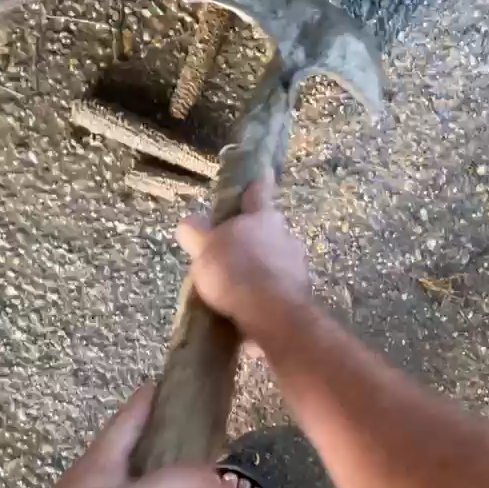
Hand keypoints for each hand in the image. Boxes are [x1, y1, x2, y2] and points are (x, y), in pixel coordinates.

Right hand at [177, 179, 310, 331]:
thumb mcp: (205, 249)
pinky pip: (278, 288)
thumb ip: (197, 233)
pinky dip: (265, 294)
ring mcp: (296, 266)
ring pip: (275, 259)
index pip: (259, 191)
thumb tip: (189, 222)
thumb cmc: (237, 271)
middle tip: (232, 249)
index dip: (257, 183)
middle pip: (268, 229)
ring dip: (260, 267)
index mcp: (263, 217)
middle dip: (253, 236)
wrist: (273, 314)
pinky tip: (249, 308)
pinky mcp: (299, 295)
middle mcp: (285, 237)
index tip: (262, 174)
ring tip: (237, 285)